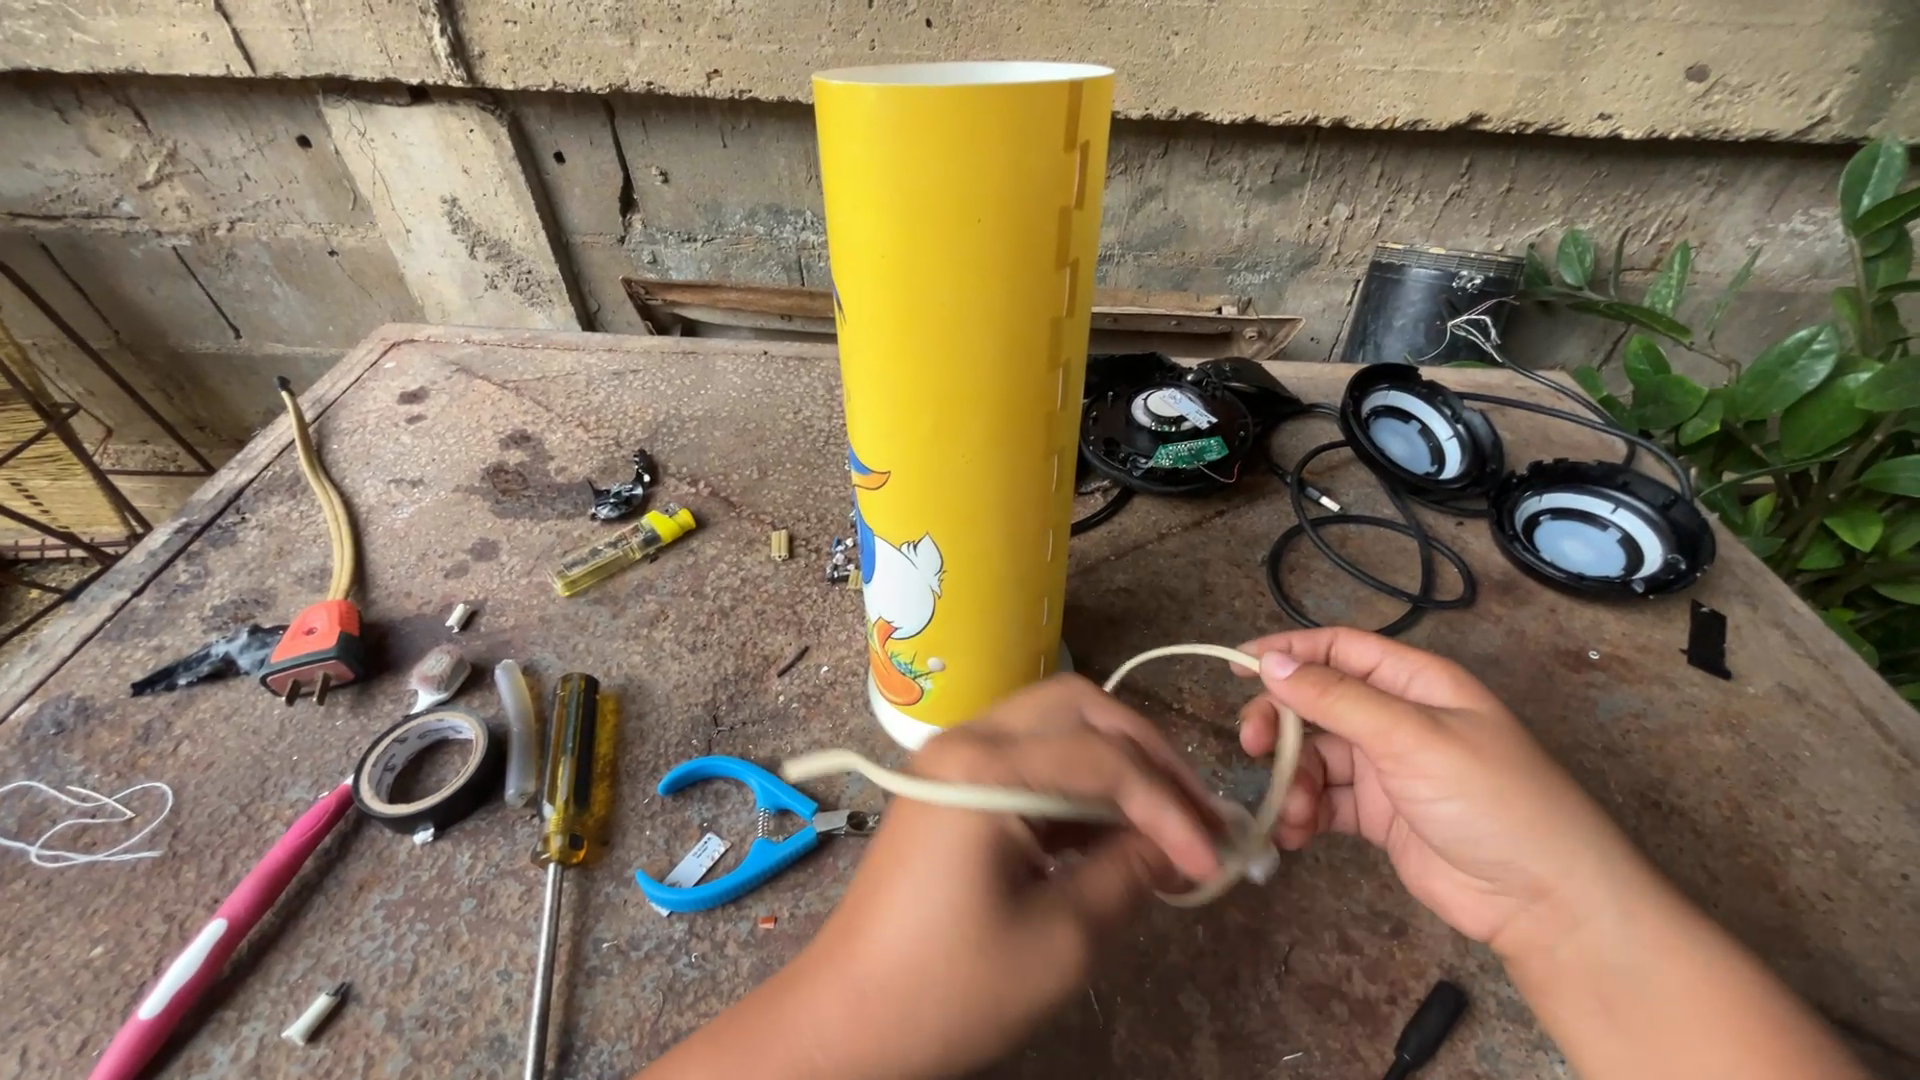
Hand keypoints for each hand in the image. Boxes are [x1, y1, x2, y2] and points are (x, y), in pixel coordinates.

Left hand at [640, 674, 1219, 1079]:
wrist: (847, 1018)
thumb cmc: (950, 989)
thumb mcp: (1059, 939)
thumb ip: (1128, 874)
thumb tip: (1182, 844)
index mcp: (984, 769)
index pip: (1103, 759)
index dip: (1169, 805)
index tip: (1212, 859)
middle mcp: (966, 739)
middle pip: (1078, 707)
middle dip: (1146, 752)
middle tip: (1194, 810)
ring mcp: (953, 757)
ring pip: (1055, 723)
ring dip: (1114, 761)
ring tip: (1166, 818)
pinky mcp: (952, 783)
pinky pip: (1028, 756)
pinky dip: (1077, 781)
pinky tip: (1112, 827)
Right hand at [1235, 627, 1649, 953]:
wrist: (1548, 903)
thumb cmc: (1490, 800)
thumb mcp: (1411, 738)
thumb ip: (1335, 699)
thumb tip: (1269, 662)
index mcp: (1416, 683)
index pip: (1339, 649)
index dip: (1288, 652)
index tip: (1239, 667)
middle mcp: (1397, 718)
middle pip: (1317, 703)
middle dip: (1281, 722)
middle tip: (1253, 746)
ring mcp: (1388, 768)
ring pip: (1317, 757)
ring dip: (1296, 780)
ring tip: (1294, 812)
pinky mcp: (1380, 815)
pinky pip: (1327, 801)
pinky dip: (1306, 813)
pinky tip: (1297, 834)